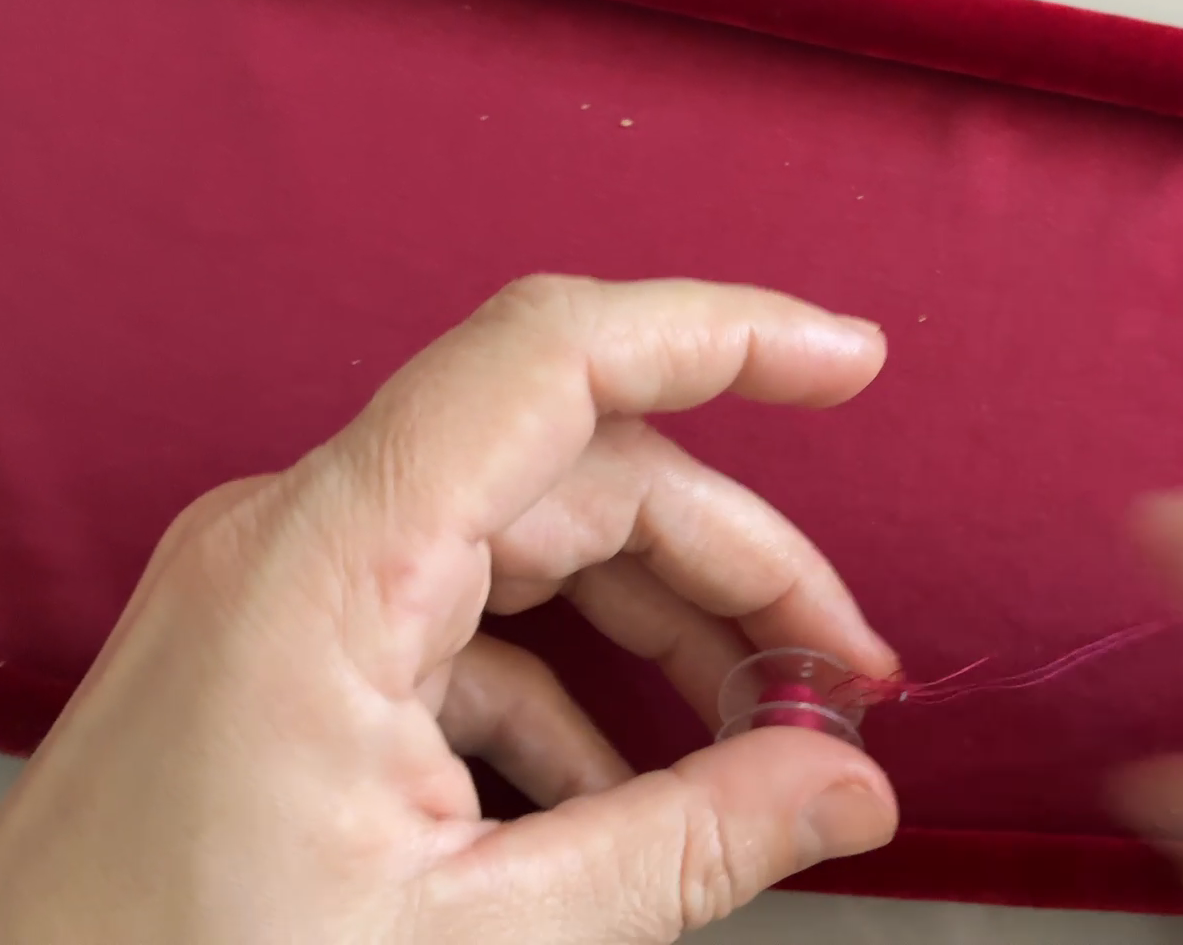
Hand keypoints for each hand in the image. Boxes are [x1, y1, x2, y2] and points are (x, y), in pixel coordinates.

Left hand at [0, 276, 900, 943]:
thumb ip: (691, 851)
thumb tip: (852, 793)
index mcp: (332, 564)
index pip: (557, 355)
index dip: (723, 333)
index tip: (850, 360)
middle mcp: (329, 529)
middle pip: (604, 473)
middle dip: (747, 562)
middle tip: (845, 673)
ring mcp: (334, 571)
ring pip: (577, 532)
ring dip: (693, 614)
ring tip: (776, 721)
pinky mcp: (345, 626)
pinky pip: (519, 607)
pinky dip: (607, 673)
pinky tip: (642, 773)